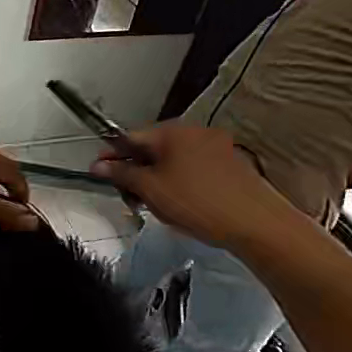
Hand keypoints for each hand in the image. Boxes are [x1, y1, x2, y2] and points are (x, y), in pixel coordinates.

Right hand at [90, 121, 297, 248]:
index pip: (129, 138)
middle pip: (152, 147)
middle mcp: (193, 130)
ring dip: (157, 179)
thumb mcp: (151, 190)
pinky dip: (179, 182)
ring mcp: (215, 145)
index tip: (99, 176)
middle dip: (135, 171)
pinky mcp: (230, 163)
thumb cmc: (196, 203)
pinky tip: (182, 205)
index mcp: (171, 131)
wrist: (254, 221)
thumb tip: (97, 165)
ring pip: (173, 159)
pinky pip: (193, 168)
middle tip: (129, 198)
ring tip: (155, 206)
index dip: (111, 156)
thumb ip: (122, 174)